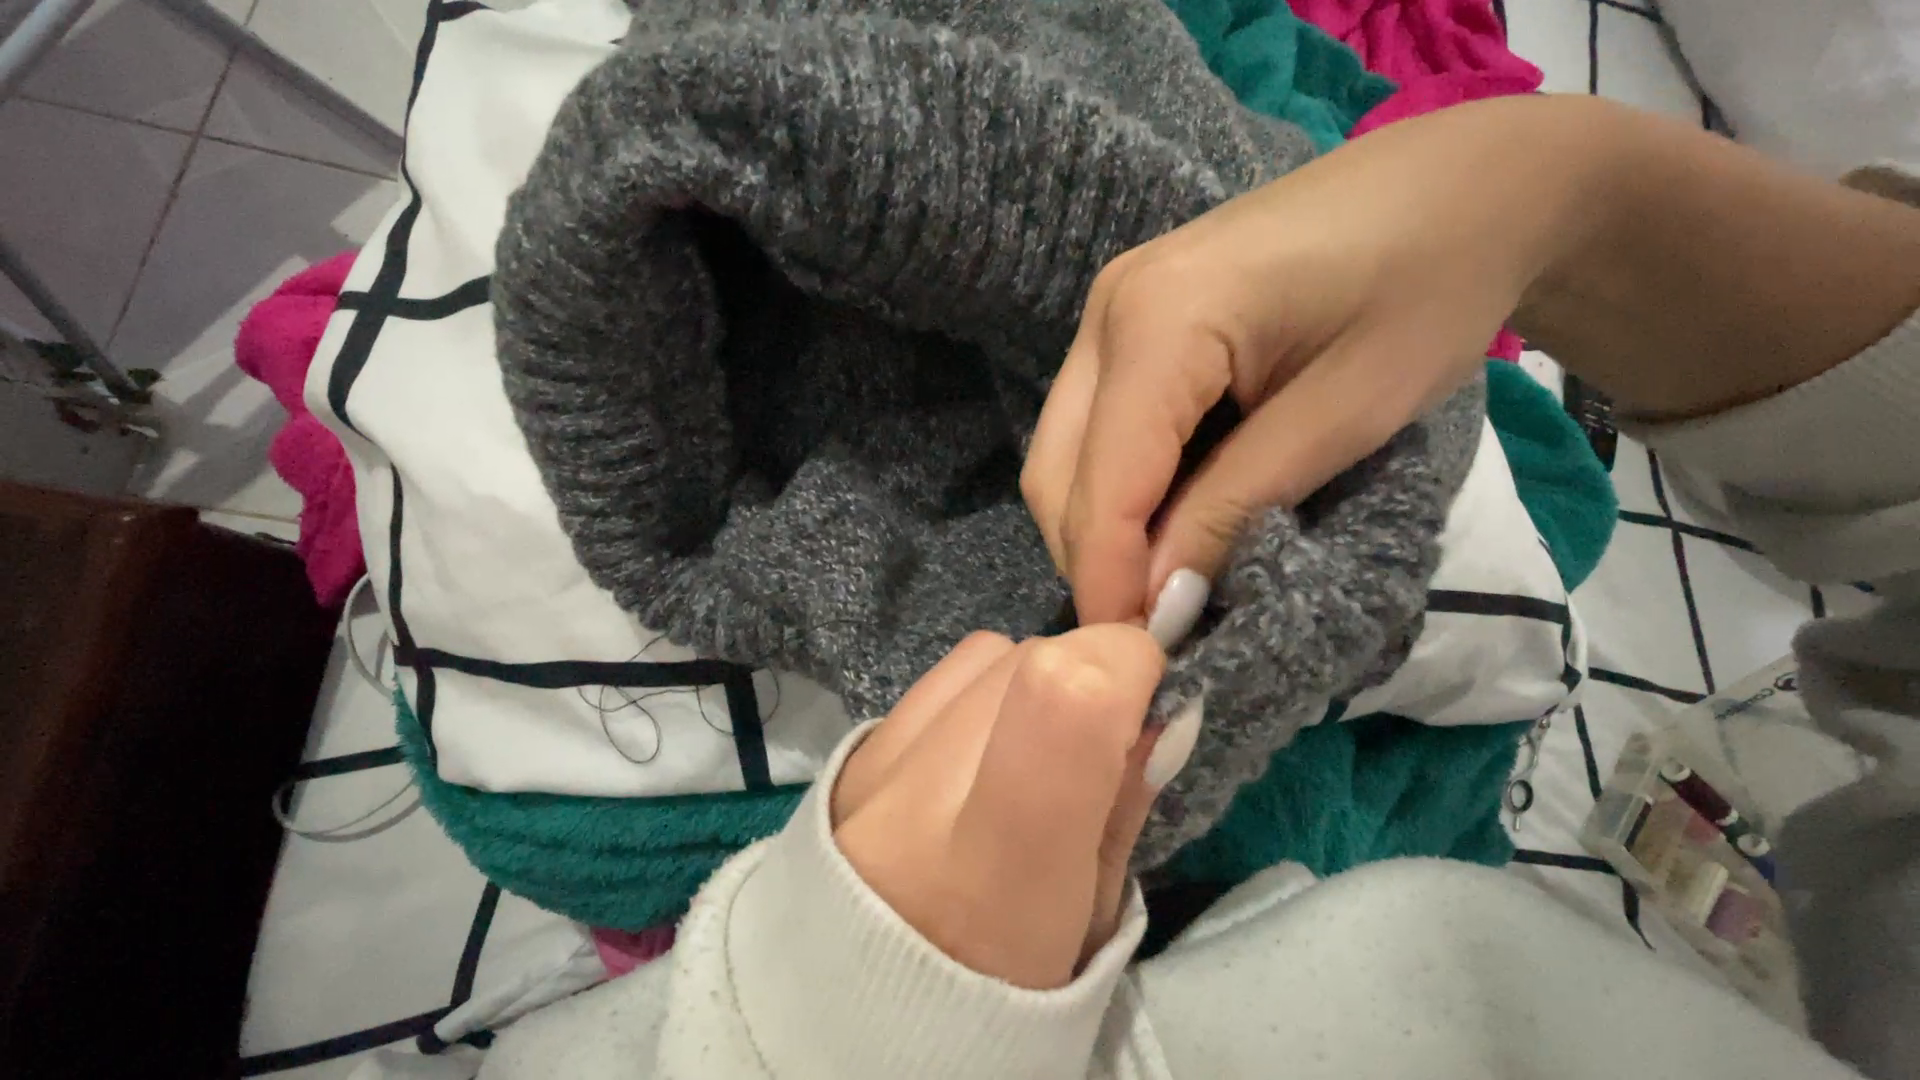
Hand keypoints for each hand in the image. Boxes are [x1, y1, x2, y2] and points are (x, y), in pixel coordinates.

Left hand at [830, 626, 1190, 989]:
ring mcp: (873, 765)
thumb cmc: (1001, 990)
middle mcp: (921, 799)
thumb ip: (1123, 807)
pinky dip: (982, 688)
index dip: (1123, 665)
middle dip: (1090, 675)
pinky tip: (979, 748)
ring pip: (987, 653)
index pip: (1065, 697)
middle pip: (1030, 660)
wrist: (864, 1007)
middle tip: (1093, 743)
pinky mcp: (854, 748)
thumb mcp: (1092, 926)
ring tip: (1030, 750)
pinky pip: (940, 674)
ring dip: (1033, 679)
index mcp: (997, 872)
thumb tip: (1155, 707)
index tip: (1151, 698)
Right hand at [1022, 96, 1601, 624]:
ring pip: (1063, 455)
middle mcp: (1106, 313)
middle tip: (1151, 632)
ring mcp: (1108, 313)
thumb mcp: (1343, 417)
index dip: (1110, 581)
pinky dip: (1119, 490)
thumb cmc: (1428, 290)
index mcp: (1160, 321)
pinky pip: (1094, 429)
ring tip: (1160, 586)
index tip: (1137, 667)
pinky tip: (1167, 520)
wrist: (1457, 185)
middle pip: (1056, 473)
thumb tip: (1158, 603)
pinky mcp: (1128, 324)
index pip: (1104, 481)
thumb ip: (1237, 508)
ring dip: (1101, 530)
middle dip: (1092, 562)